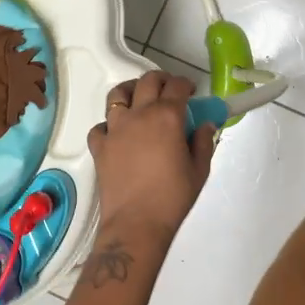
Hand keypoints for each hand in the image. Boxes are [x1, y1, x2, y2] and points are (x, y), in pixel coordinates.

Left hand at [87, 71, 215, 240]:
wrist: (136, 225)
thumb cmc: (173, 198)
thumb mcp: (199, 170)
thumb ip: (203, 142)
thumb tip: (205, 125)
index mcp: (167, 116)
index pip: (178, 86)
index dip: (186, 84)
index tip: (191, 92)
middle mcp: (140, 114)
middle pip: (148, 80)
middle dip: (162, 80)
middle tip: (170, 91)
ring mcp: (116, 128)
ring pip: (118, 94)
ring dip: (132, 91)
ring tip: (140, 100)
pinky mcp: (99, 146)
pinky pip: (100, 125)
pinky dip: (109, 124)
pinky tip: (118, 134)